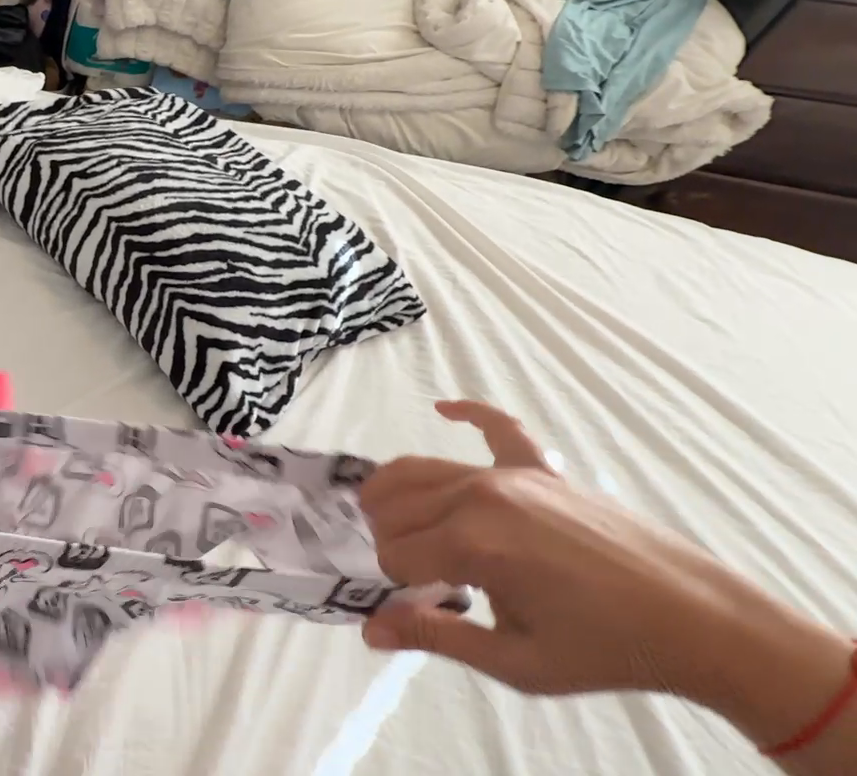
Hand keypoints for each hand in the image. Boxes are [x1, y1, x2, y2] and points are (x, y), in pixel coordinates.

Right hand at [360, 400, 850, 748]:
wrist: (703, 626)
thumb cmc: (606, 650)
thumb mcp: (517, 661)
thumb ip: (435, 637)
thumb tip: (369, 629)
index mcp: (471, 544)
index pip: (393, 553)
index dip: (399, 581)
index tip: (426, 602)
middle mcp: (478, 497)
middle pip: (394, 509)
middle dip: (392, 541)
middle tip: (420, 575)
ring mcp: (509, 475)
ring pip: (418, 470)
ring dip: (394, 495)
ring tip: (398, 525)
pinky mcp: (541, 466)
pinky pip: (496, 425)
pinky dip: (467, 412)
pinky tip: (444, 409)